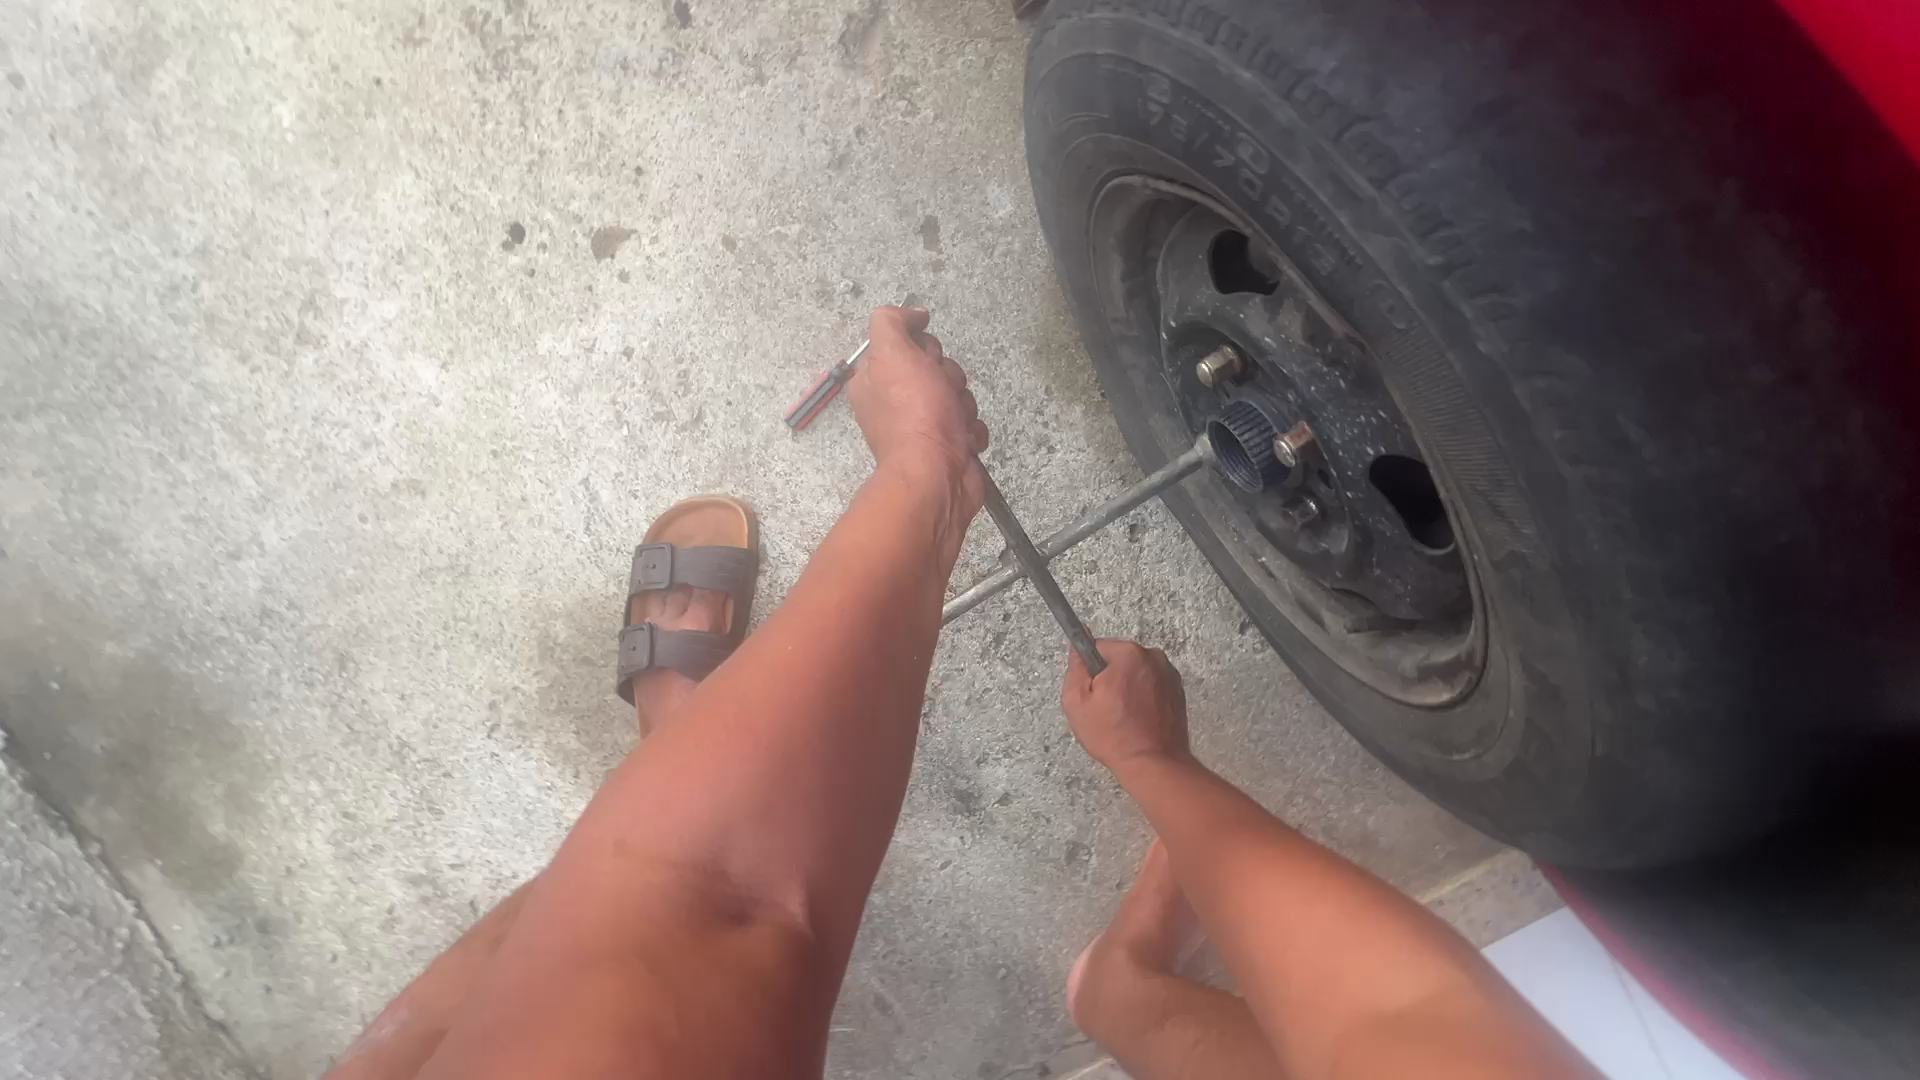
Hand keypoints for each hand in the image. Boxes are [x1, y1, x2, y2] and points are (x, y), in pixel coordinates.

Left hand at [847, 306, 989, 485]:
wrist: (936, 475)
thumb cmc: (913, 414)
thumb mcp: (891, 353)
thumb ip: (892, 322)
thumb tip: (912, 314)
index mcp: (875, 380)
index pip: (908, 344)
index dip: (923, 348)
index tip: (924, 362)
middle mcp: (895, 403)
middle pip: (938, 368)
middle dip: (949, 378)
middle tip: (941, 394)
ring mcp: (922, 427)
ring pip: (958, 395)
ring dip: (964, 405)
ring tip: (954, 423)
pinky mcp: (948, 448)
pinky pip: (970, 425)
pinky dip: (971, 431)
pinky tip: (963, 441)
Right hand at [1062, 639, 1190, 773]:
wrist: (1153, 764)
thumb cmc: (1116, 736)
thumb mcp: (1076, 701)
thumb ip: (1075, 668)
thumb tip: (1077, 649)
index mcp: (1129, 654)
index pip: (1097, 648)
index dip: (1089, 672)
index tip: (1093, 692)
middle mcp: (1153, 657)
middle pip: (1118, 660)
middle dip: (1109, 679)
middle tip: (1105, 708)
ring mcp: (1169, 674)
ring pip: (1135, 673)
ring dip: (1127, 689)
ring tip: (1123, 717)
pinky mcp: (1178, 691)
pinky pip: (1151, 686)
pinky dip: (1143, 698)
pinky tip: (1137, 719)